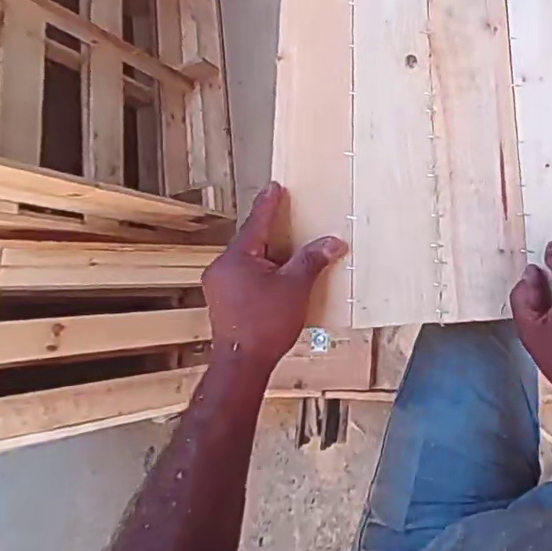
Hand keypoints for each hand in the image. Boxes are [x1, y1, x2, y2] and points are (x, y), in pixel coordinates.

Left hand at [203, 182, 346, 371]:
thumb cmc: (266, 324)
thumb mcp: (295, 287)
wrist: (242, 364)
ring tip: (287, 252)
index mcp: (237, 257)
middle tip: (286, 217)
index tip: (275, 186)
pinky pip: (243, 277)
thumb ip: (312, 260)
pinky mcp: (222, 302)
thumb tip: (332, 242)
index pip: (257, 222)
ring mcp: (218, 286)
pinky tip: (276, 280)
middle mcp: (222, 267)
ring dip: (267, 255)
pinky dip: (261, 273)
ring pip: (247, 261)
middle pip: (251, 241)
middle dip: (271, 232)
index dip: (269, 203)